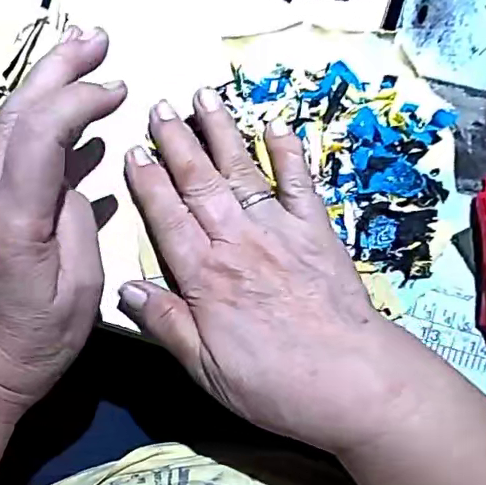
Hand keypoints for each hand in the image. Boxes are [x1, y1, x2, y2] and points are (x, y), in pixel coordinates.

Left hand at [0, 26, 126, 417]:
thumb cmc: (45, 331)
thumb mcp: (78, 280)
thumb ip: (75, 216)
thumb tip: (75, 169)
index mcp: (14, 218)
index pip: (39, 133)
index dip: (78, 100)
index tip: (119, 89)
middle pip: (16, 117)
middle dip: (55, 72)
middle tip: (96, 38)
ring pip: (11, 128)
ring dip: (45, 87)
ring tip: (85, 54)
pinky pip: (17, 151)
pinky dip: (44, 121)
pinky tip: (75, 113)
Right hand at [119, 88, 455, 454]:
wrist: (361, 386)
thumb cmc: (270, 382)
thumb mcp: (202, 366)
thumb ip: (164, 322)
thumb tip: (124, 288)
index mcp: (205, 277)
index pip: (167, 218)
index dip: (147, 182)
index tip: (132, 149)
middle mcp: (240, 244)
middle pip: (201, 185)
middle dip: (178, 143)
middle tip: (160, 106)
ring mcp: (282, 235)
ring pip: (244, 174)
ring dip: (223, 134)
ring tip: (207, 98)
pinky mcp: (319, 237)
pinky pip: (301, 187)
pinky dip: (289, 153)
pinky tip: (277, 126)